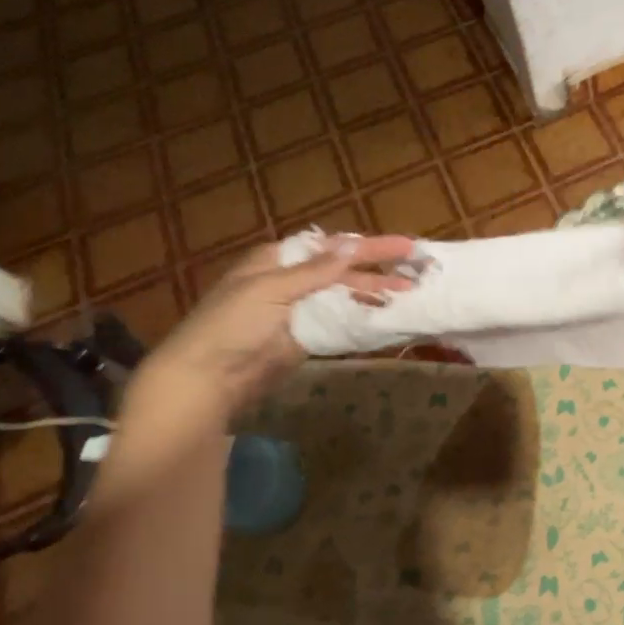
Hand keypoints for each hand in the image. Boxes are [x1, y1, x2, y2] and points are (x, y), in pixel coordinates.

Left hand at [133, 234, 415, 419]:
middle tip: (417, 271)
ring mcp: (300, 311)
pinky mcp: (306, 339)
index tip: (405, 245)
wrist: (207, 379)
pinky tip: (388, 315)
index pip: (331, 246)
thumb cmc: (231, 324)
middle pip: (343, 270)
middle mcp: (291, 281)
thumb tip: (353, 245)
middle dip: (379, 269)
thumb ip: (316, 270)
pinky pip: (340, 324)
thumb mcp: (271, 289)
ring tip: (409, 293)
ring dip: (375, 293)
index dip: (368, 246)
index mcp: (277, 260)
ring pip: (346, 296)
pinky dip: (363, 318)